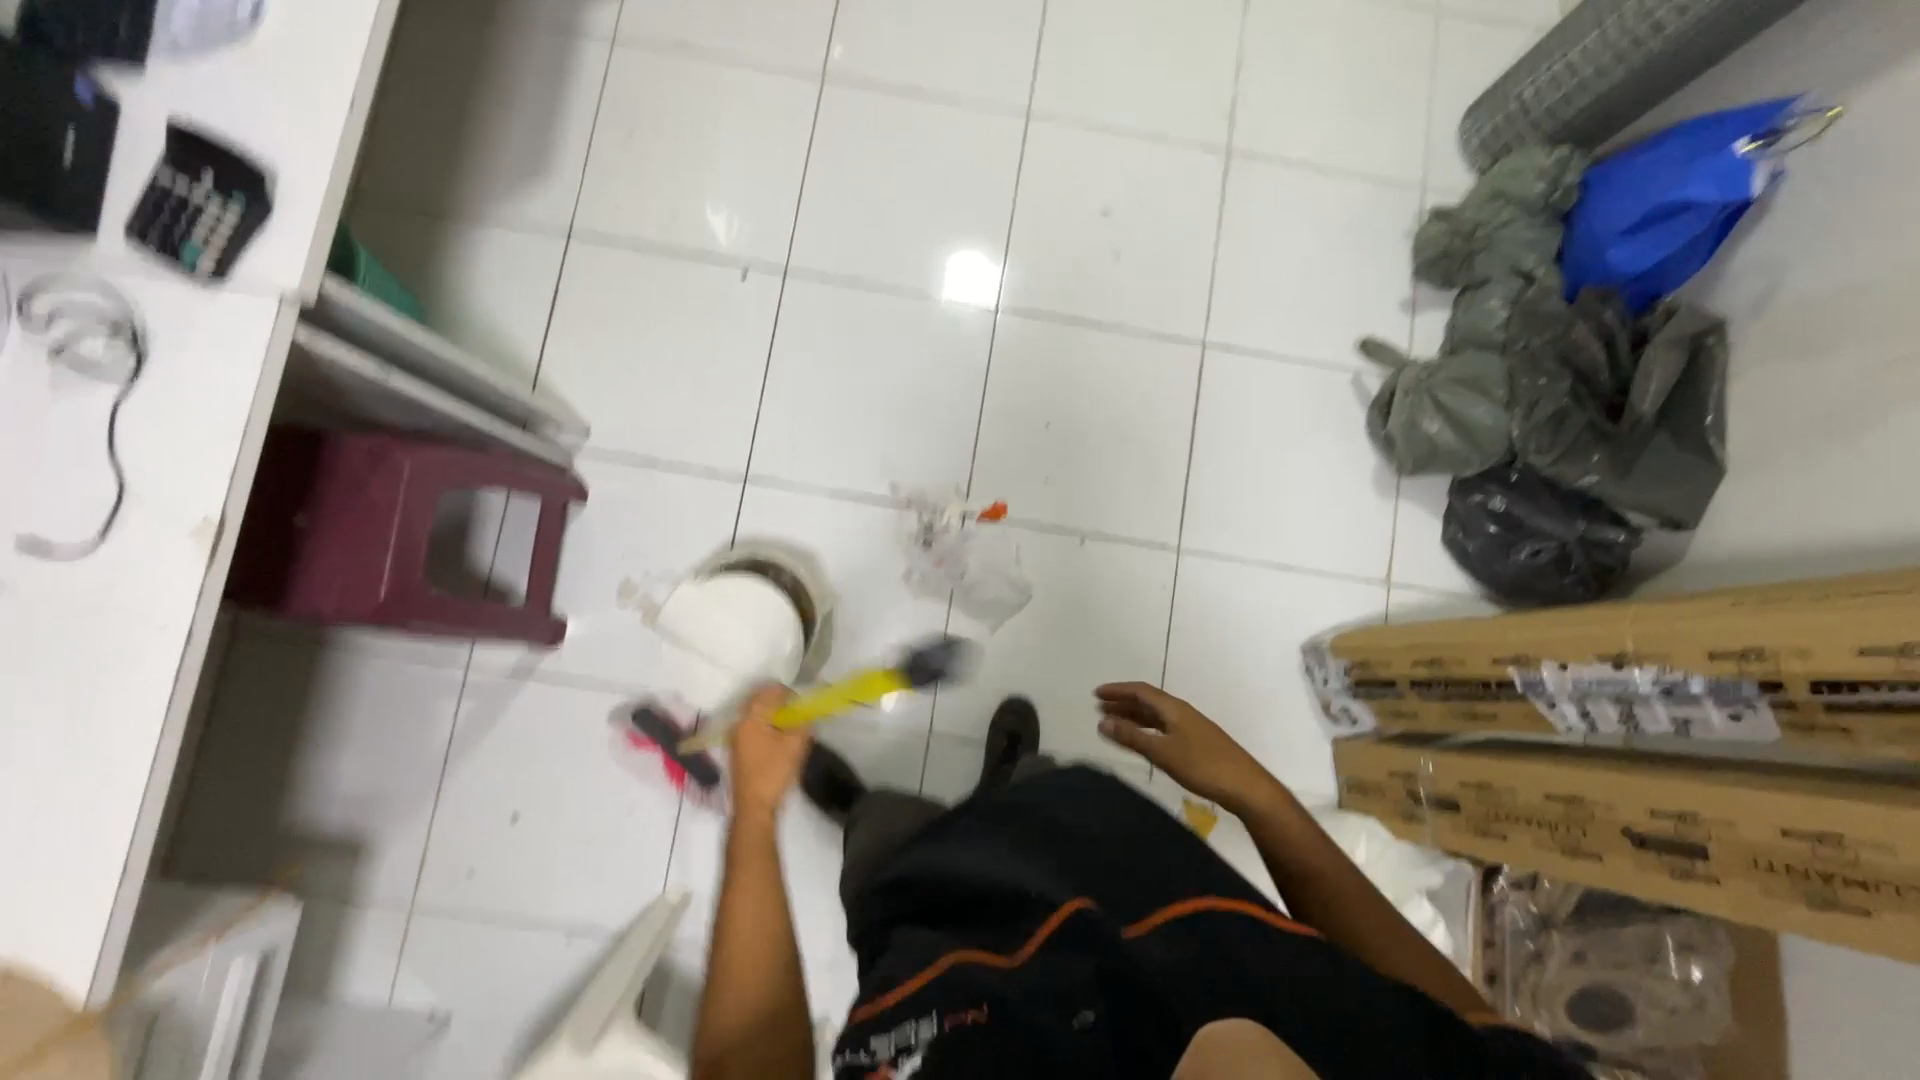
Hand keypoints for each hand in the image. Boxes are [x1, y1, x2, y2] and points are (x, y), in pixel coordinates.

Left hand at [728, 684, 806, 821]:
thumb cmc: (773, 772)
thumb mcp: (796, 745)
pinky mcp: (738, 750)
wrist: (753, 806)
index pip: (770, 692)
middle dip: (780, 703)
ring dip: (773, 715)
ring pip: (756, 715)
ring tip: (791, 724)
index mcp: (750, 717)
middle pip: (760, 702)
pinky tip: (779, 738)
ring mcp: (735, 738)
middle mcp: (738, 723)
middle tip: (798, 711)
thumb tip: (806, 716)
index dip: (789, 693)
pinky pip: (753, 728)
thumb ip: (804, 724)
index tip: (803, 702)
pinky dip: (767, 727)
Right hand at [1095, 682, 1281, 814]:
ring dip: (1133, 717)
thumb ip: (1132, 737)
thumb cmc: (1203, 766)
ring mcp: (1190, 728)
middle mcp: (1181, 713)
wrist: (1246, 787)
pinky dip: (1146, 731)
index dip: (1118, 690)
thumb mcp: (1163, 752)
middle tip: (1099, 708)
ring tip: (1113, 723)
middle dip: (1123, 703)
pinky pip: (1163, 729)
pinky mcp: (1196, 744)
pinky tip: (1142, 741)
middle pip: (1148, 702)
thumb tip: (1102, 721)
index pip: (1141, 691)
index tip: (1096, 694)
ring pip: (1156, 716)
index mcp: (1174, 709)